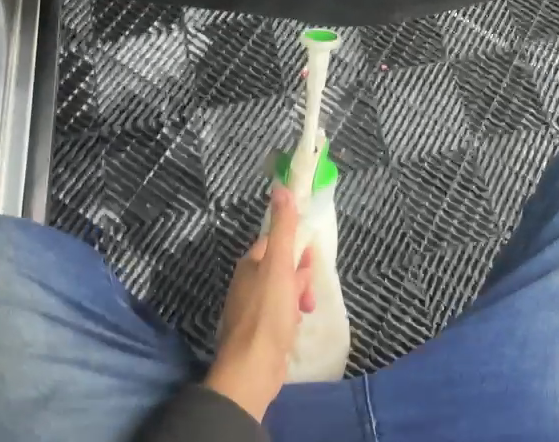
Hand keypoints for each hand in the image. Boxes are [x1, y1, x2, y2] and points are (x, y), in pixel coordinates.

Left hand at [205, 187, 314, 421]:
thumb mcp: (279, 266)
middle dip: (300, 277)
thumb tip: (281, 187)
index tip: (310, 261)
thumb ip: (284, 228)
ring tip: (305, 312)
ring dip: (298, 298)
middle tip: (307, 295)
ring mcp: (251, 309)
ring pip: (282, 292)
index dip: (296, 249)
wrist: (251, 370)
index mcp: (251, 264)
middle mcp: (247, 283)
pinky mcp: (257, 333)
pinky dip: (291, 316)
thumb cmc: (267, 314)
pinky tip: (296, 326)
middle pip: (281, 268)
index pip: (276, 243)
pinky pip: (279, 314)